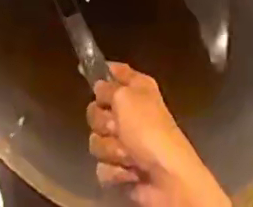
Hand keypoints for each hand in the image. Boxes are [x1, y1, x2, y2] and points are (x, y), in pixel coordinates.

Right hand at [87, 64, 229, 206]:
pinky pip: (103, 167)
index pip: (113, 71)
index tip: (84, 71)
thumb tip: (98, 85)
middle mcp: (130, 113)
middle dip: (103, 122)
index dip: (100, 72)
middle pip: (97, 109)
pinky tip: (129, 173)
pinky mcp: (122, 170)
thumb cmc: (148, 129)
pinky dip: (115, 171)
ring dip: (110, 149)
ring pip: (96, 139)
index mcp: (137, 88)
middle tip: (117, 127)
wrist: (168, 179)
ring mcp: (125, 143)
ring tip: (128, 155)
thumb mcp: (125, 97)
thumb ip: (106, 87)